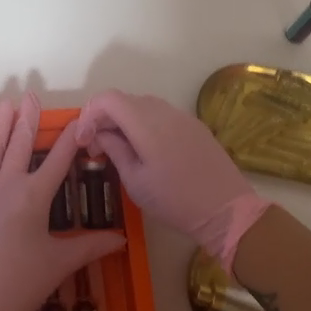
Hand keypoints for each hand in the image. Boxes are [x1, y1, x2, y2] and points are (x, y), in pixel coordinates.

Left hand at [0, 94, 126, 310]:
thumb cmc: (21, 284)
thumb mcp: (60, 263)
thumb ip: (91, 246)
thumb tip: (122, 240)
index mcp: (35, 197)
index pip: (58, 161)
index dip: (70, 139)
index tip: (78, 118)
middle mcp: (7, 186)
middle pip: (22, 146)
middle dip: (29, 120)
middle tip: (32, 96)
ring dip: (1, 126)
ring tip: (7, 103)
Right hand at [74, 90, 271, 270]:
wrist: (226, 210)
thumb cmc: (175, 201)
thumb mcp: (135, 181)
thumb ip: (115, 150)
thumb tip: (100, 135)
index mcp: (146, 123)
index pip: (108, 99)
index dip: (89, 115)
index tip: (84, 141)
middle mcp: (164, 112)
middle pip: (124, 100)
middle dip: (104, 119)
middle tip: (96, 148)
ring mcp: (182, 117)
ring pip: (143, 106)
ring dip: (124, 122)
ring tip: (120, 150)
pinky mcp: (195, 126)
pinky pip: (161, 116)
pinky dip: (144, 125)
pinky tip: (145, 151)